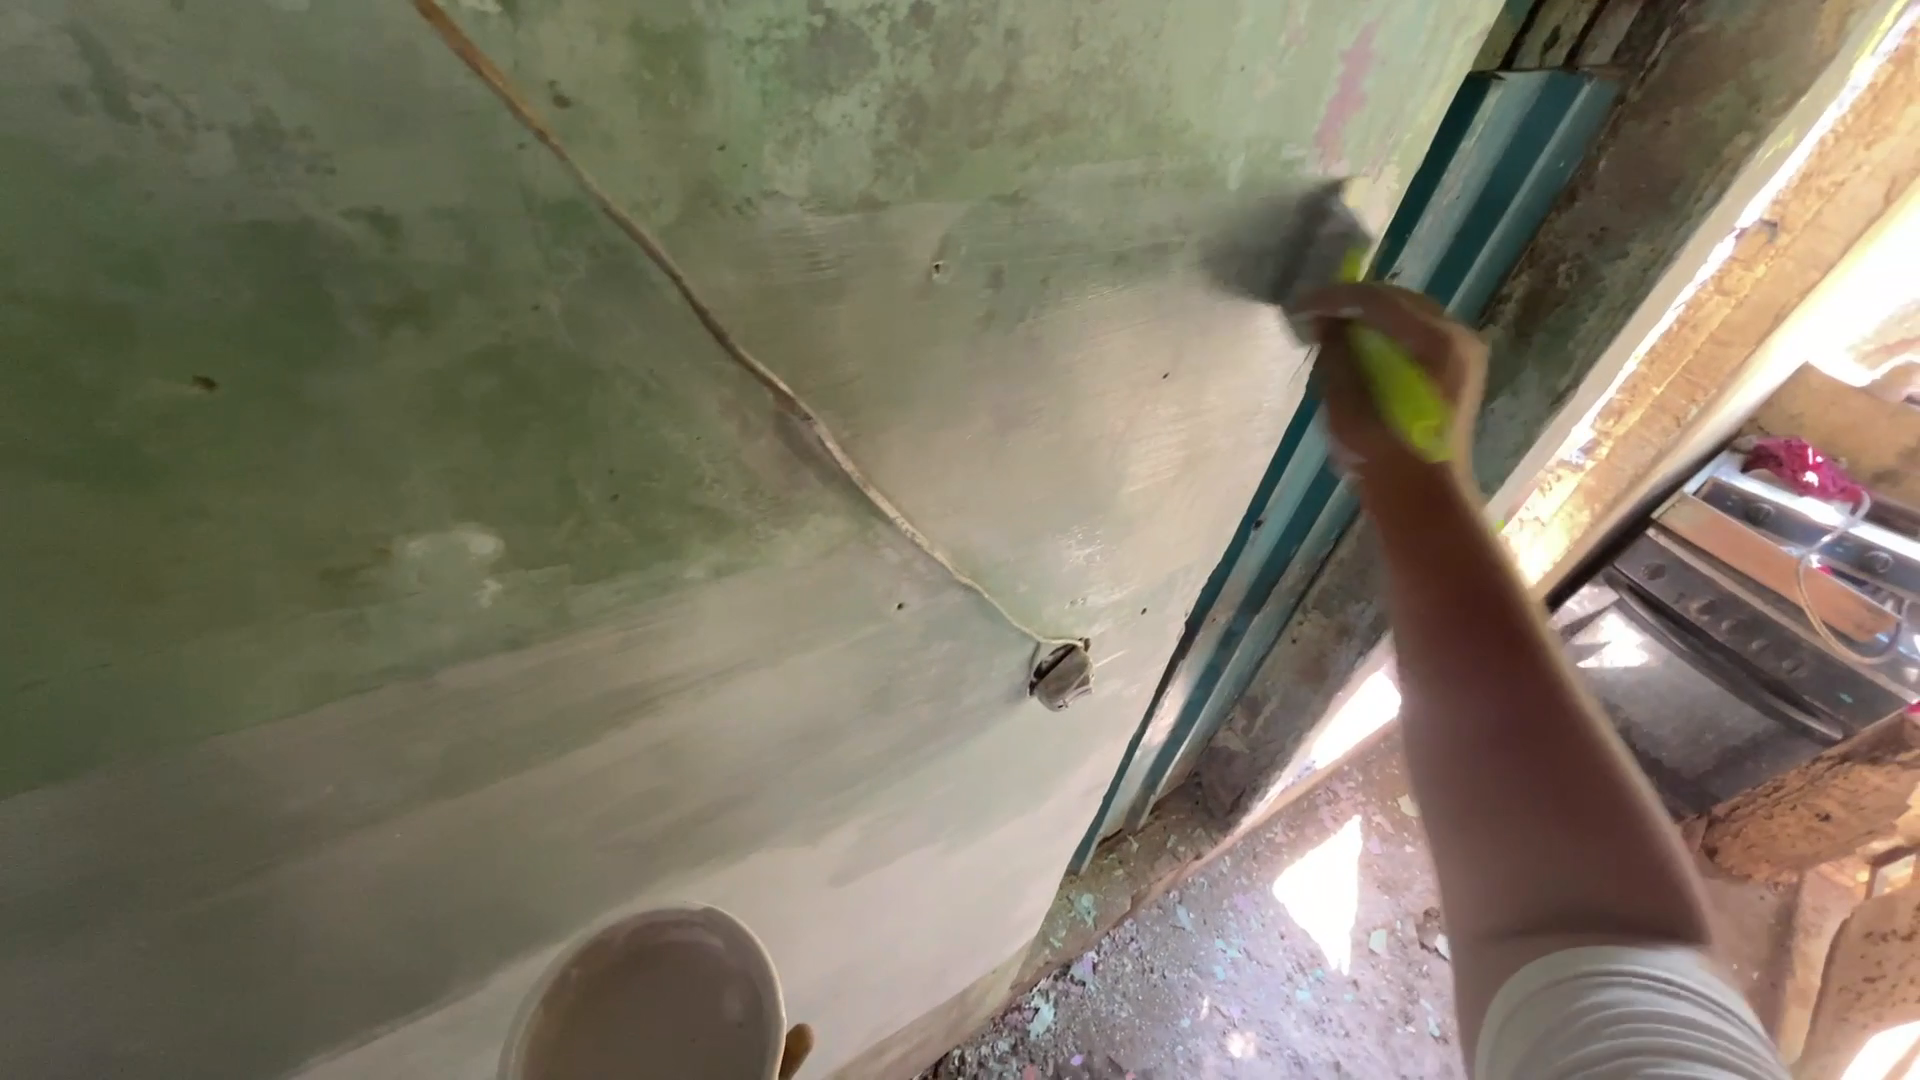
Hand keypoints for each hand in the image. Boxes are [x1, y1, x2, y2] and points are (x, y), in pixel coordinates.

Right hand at [1302, 283, 1486, 491]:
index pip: (1377, 301)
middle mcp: (1456, 336)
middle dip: (1351, 302)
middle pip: (1397, 300)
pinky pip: (1415, 334)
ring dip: (1367, 316)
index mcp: (1434, 342)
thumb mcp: (1347, 405)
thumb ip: (1337, 356)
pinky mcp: (1455, 369)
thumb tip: (1325, 323)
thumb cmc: (1382, 456)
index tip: (1297, 306)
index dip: (1332, 299)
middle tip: (1310, 313)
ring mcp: (1461, 352)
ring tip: (1329, 326)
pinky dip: (1383, 333)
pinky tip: (1356, 345)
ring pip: (1407, 315)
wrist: (1420, 498)